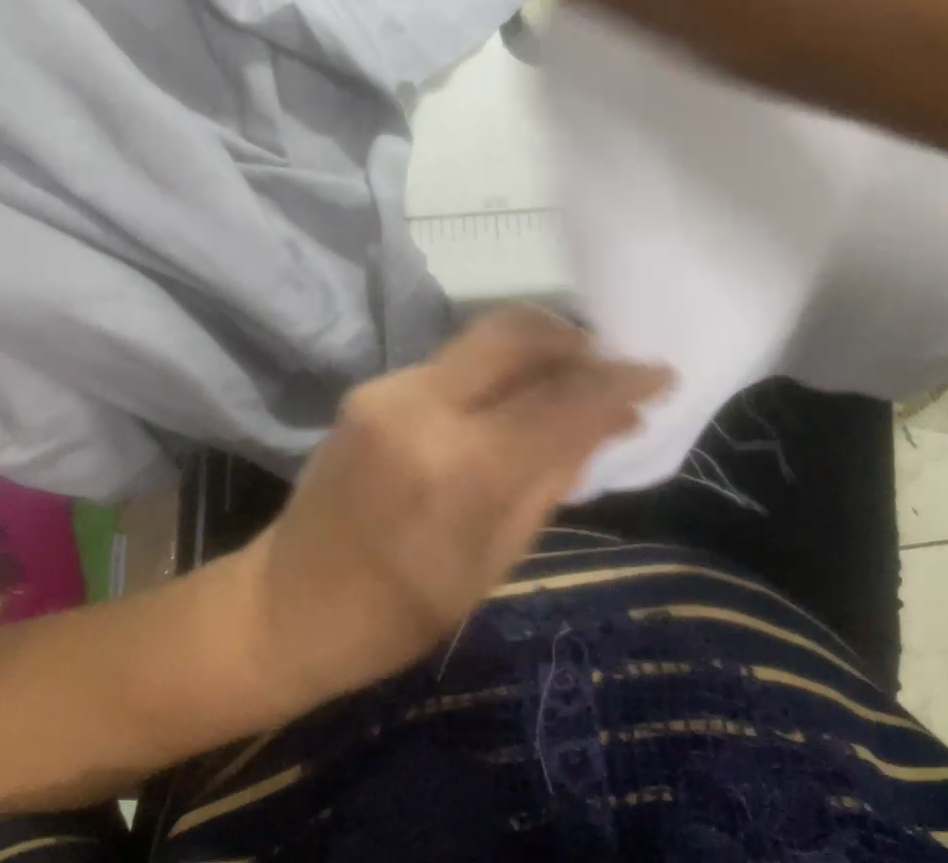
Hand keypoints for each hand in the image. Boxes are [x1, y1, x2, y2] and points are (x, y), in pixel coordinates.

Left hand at [251, 306, 671, 699]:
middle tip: (611, 368)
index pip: (560, 401)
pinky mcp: (370, 388)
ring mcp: (387, 389)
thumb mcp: (493, 562)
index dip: (620, 382)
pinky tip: (516, 402)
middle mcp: (419, 407)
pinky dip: (497, 373)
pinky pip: (453, 365)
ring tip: (574, 385)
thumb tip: (608, 421)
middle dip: (575, 339)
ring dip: (538, 352)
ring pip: (482, 342)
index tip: (661, 376)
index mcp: (457, 468)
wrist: (286, 606)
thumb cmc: (397, 614)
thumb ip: (551, 479)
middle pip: (514, 332)